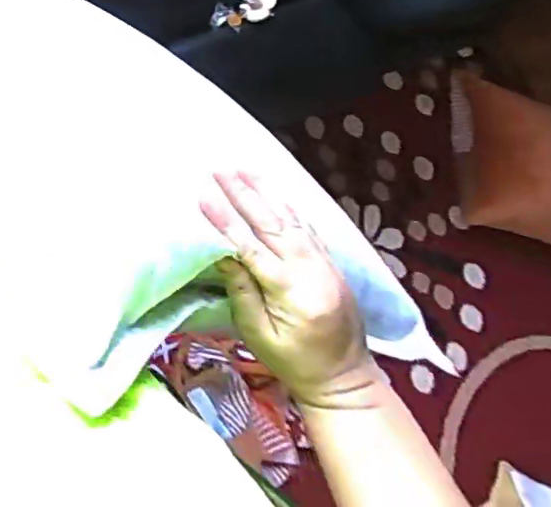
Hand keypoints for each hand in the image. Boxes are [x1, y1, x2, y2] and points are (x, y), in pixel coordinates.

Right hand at [199, 171, 380, 408]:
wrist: (347, 382)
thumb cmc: (294, 363)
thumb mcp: (258, 334)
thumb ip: (241, 291)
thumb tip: (220, 251)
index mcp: (293, 294)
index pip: (252, 249)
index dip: (226, 221)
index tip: (203, 195)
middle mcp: (313, 273)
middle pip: (273, 225)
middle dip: (243, 195)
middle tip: (219, 170)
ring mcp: (326, 266)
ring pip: (292, 220)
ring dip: (266, 193)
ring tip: (244, 169)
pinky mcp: (332, 265)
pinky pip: (308, 229)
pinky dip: (289, 207)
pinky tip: (274, 192)